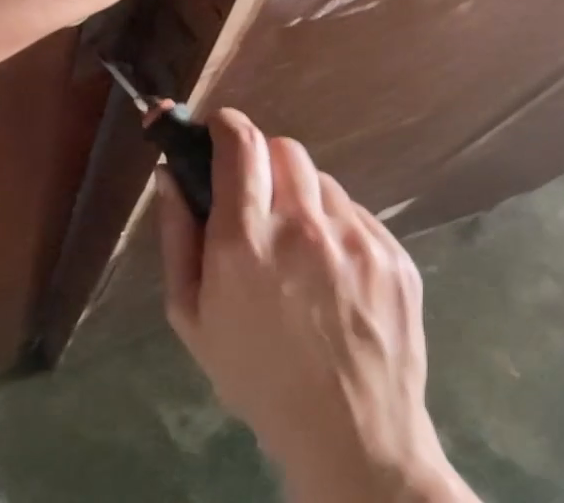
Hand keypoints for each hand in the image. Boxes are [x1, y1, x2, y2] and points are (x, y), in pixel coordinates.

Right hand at [159, 109, 472, 501]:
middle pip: (284, 148)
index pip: (240, 143)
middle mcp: (304, 228)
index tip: (216, 131)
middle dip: (260, 158)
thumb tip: (168, 175)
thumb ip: (175, 234)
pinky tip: (329, 270)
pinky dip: (335, 224)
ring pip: (322, 181)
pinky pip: (356, 214)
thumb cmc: (254, 375)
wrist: (353, 437)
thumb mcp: (189, 312)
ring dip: (299, 194)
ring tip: (295, 244)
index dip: (224, 125)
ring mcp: (357, 241)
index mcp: (244, 240)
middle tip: (251, 195)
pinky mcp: (395, 258)